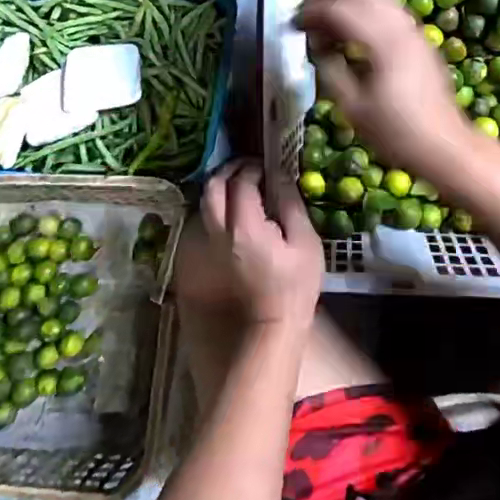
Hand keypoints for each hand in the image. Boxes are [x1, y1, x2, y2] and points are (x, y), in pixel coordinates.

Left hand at [199, 160, 322, 328]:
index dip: (253, 168)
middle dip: (229, 170)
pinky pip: (198, 226)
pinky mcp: (194, 262)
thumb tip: (280, 177)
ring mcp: (201, 248)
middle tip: (246, 169)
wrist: (267, 331)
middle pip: (212, 186)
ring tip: (237, 192)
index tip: (266, 168)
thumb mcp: (305, 243)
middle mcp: (216, 232)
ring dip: (218, 191)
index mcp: (245, 226)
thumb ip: (291, 205)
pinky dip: (211, 214)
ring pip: (201, 205)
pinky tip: (227, 220)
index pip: (241, 181)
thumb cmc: (294, 288)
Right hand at [297, 0, 472, 177]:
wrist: (444, 146)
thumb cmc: (396, 133)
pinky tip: (356, 26)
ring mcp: (414, 32)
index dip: (313, 11)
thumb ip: (331, 71)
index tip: (295, 23)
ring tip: (327, 15)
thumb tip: (318, 47)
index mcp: (382, 44)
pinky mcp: (421, 40)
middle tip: (306, 13)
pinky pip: (391, 10)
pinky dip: (368, 8)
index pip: (340, 9)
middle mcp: (400, 29)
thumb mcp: (353, 108)